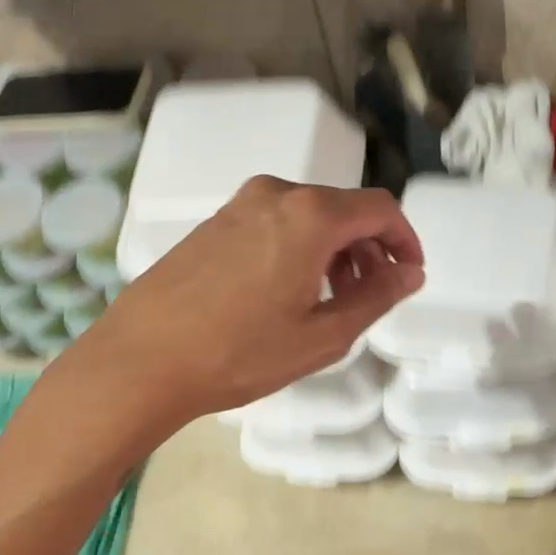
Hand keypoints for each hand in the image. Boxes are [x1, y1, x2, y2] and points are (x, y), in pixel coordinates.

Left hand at [82, 175, 424, 423]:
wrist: (144, 358)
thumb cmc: (241, 353)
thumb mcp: (323, 336)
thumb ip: (375, 298)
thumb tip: (409, 274)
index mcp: (310, 215)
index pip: (379, 208)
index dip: (405, 239)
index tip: (411, 275)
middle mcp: (276, 195)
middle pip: (344, 208)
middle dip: (369, 248)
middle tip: (374, 295)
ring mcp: (239, 205)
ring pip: (308, 217)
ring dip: (335, 251)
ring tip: (334, 301)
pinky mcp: (214, 224)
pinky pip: (276, 224)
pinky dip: (300, 250)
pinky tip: (290, 295)